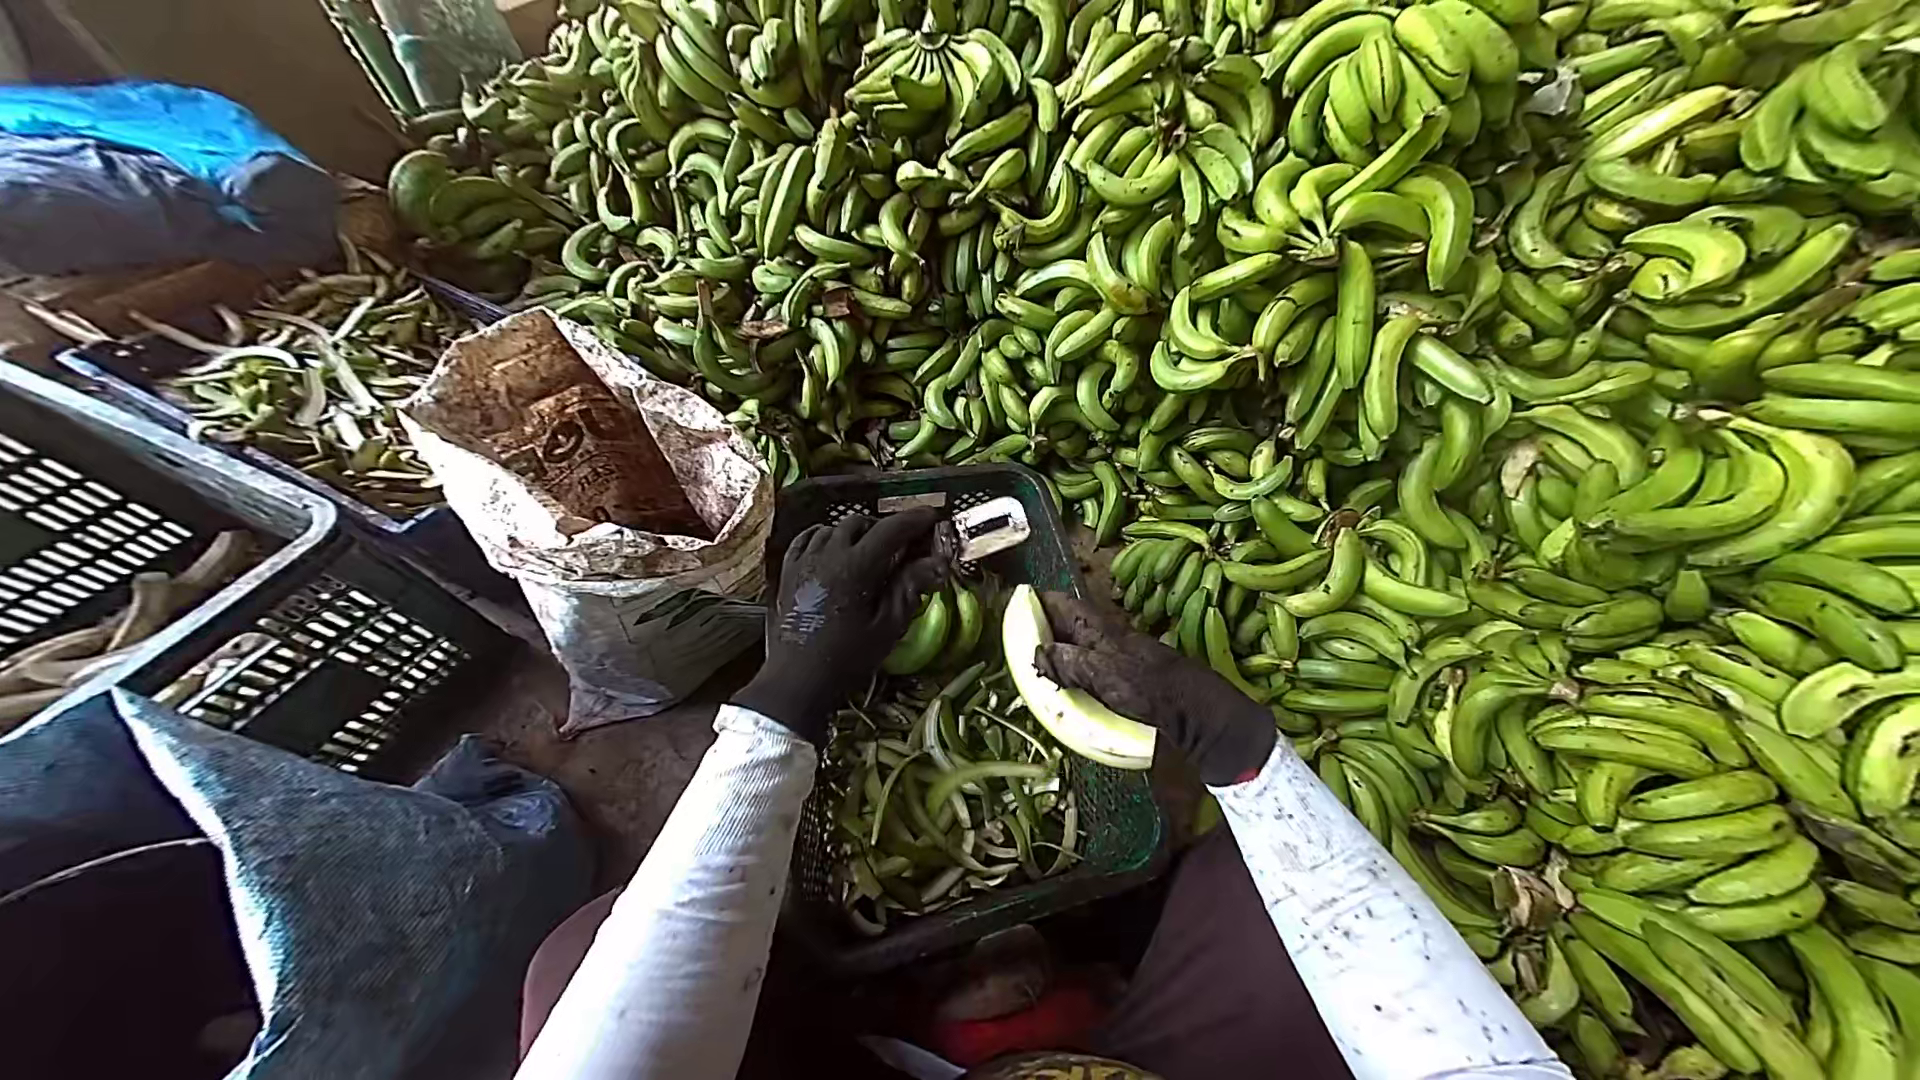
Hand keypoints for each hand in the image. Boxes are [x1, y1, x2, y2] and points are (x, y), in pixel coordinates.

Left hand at [734, 508, 949, 744]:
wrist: (797, 681)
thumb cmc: (847, 659)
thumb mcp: (888, 627)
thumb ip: (910, 588)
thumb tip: (936, 562)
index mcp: (856, 566)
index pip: (890, 529)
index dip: (914, 520)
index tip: (931, 517)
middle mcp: (828, 555)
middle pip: (861, 523)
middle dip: (884, 527)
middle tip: (901, 543)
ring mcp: (803, 561)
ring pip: (832, 528)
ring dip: (855, 533)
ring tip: (869, 549)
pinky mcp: (787, 571)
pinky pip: (807, 540)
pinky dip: (825, 537)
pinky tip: (833, 550)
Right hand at [1035, 591, 1275, 784]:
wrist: (1196, 711)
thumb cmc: (1149, 687)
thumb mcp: (1101, 672)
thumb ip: (1066, 661)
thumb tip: (1036, 653)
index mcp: (1095, 626)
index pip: (1057, 602)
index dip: (1033, 601)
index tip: (1010, 607)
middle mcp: (1100, 635)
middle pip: (1061, 624)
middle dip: (1037, 630)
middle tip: (1013, 646)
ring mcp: (1110, 655)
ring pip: (1071, 646)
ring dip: (1051, 654)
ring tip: (1029, 668)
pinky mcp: (1118, 676)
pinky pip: (1082, 667)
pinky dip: (1067, 673)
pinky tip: (1060, 688)